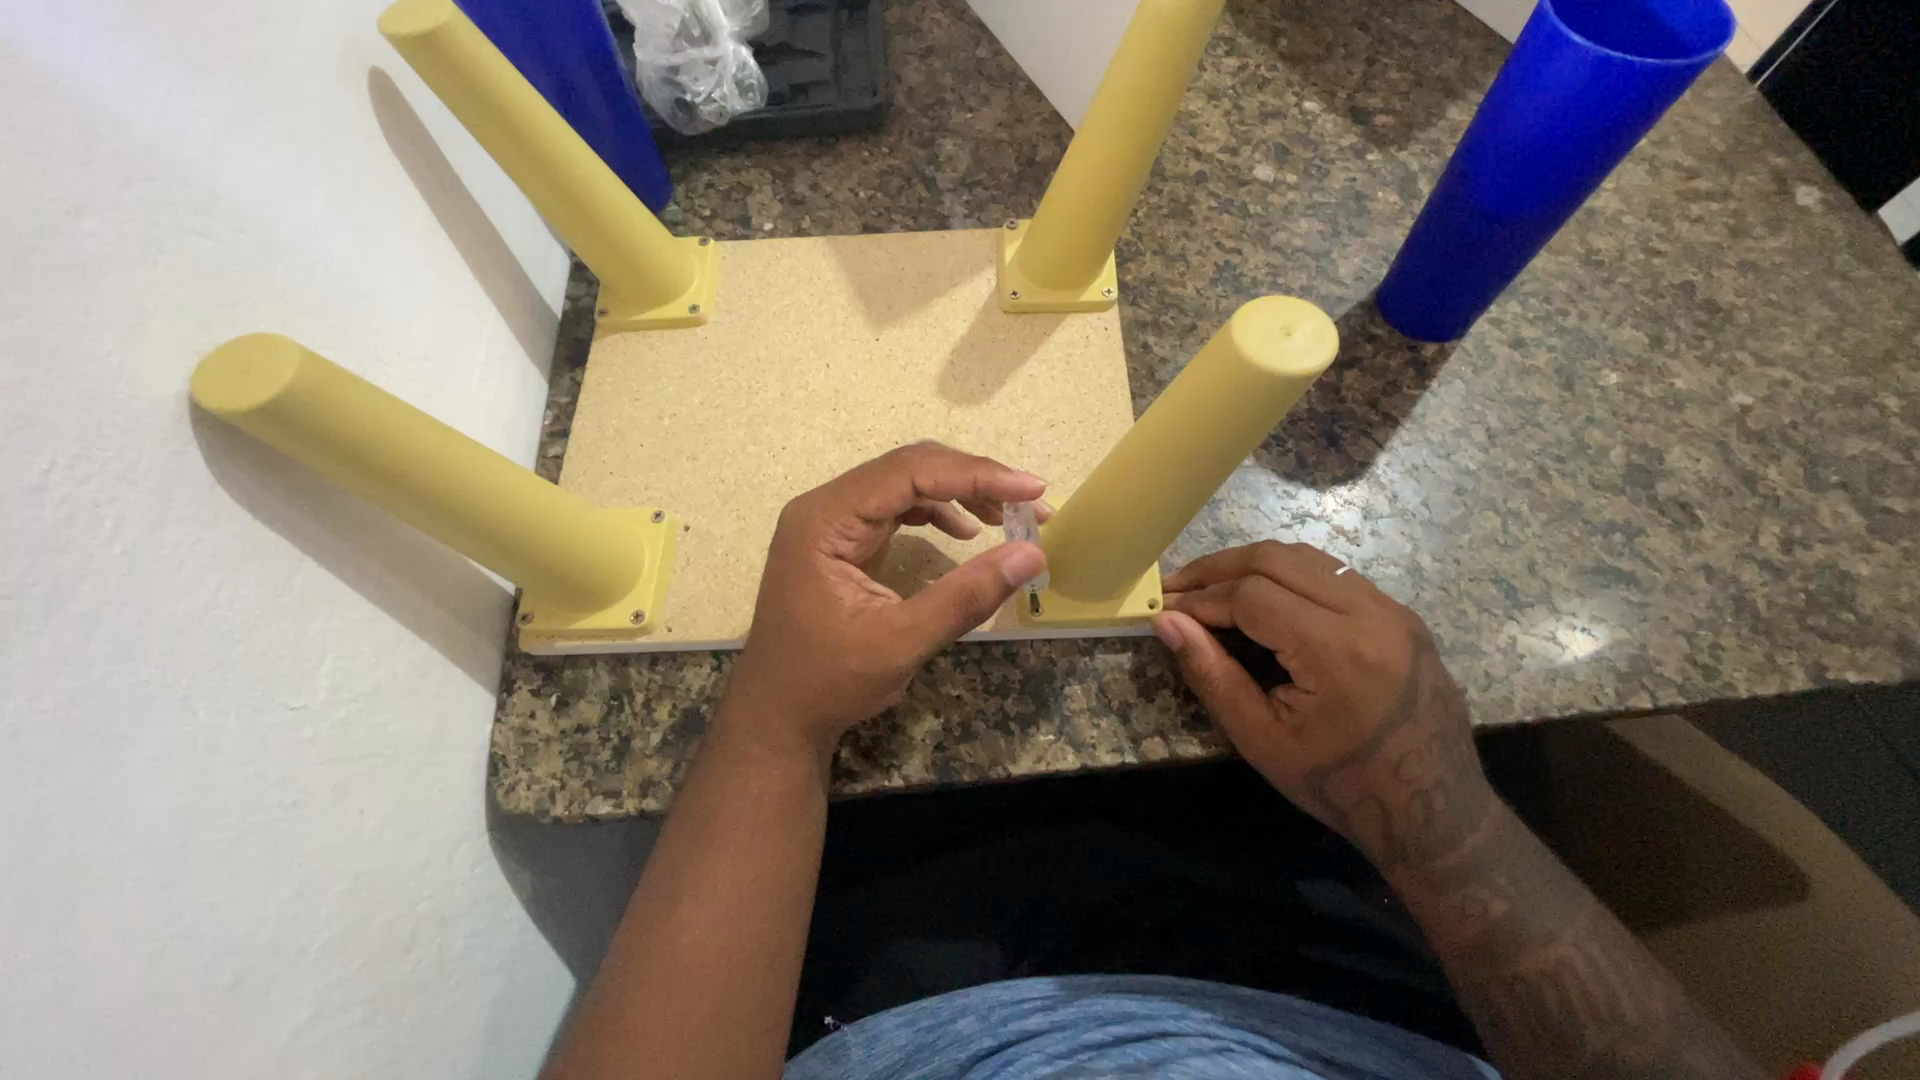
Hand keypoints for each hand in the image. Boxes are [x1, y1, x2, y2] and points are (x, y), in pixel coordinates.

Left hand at [716, 442, 1048, 763]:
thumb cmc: (828, 682)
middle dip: (973, 480)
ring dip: (959, 494)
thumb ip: (966, 596)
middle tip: (1031, 505)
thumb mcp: (902, 641)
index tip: (1031, 490)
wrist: (777, 713)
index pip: (909, 472)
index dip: (975, 475)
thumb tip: (1032, 554)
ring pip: (905, 484)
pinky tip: (964, 533)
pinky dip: (936, 513)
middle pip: (908, 468)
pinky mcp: (842, 540)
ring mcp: (831, 522)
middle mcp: (825, 507)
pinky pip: (895, 508)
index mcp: (825, 520)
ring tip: (1007, 518)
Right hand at [1151, 541, 1494, 876]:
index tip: (1166, 610)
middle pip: (1277, 559)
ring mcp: (1393, 610)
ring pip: (1306, 558)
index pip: (1251, 595)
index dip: (1201, 599)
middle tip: (1177, 586)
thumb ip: (1211, 674)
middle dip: (1218, 568)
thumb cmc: (1339, 784)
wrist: (1434, 810)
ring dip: (1252, 565)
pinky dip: (1287, 576)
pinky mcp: (1400, 615)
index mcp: (1338, 652)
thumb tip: (1166, 621)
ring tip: (1211, 588)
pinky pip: (1333, 575)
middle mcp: (1371, 615)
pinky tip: (1261, 599)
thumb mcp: (1261, 739)